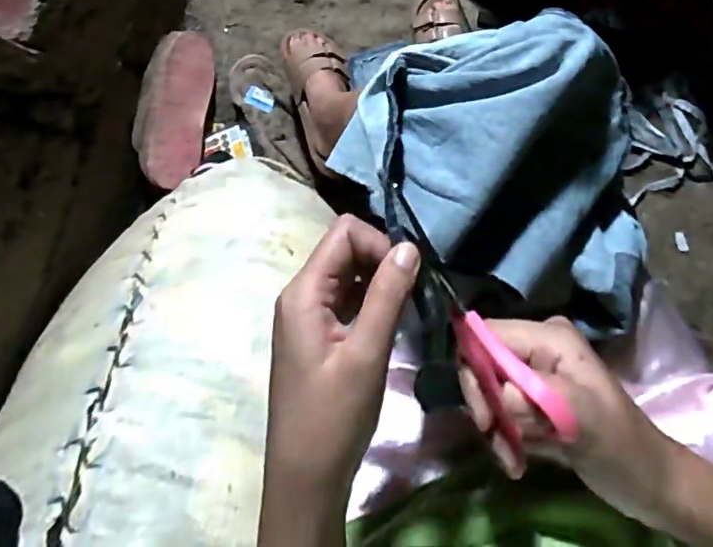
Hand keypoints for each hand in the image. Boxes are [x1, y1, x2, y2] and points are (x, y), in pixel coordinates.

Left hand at [260, 215, 420, 545]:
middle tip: (411, 292)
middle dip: (382, 259)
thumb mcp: (366, 353)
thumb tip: (410, 246)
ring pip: (349, 271)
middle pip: (346, 248)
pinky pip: (347, 296)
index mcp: (303, 292)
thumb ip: (387, 295)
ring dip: (380, 280)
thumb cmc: (333, 417)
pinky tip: (391, 320)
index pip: (344, 232)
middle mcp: (301, 294)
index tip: (406, 275)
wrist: (306, 479)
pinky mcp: (318, 332)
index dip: (379, 243)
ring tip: (405, 306)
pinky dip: (372, 298)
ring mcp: (308, 314)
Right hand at [458, 317, 679, 526]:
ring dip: (496, 429)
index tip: (484, 415)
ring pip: (491, 391)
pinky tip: (518, 463)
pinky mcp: (537, 400)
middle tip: (498, 442)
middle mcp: (539, 346)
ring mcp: (537, 373)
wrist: (647, 478)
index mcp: (550, 335)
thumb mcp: (584, 416)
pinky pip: (503, 411)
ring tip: (513, 461)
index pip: (489, 332)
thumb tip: (502, 391)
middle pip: (485, 362)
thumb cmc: (618, 440)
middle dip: (486, 405)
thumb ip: (541, 396)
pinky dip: (505, 438)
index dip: (475, 368)